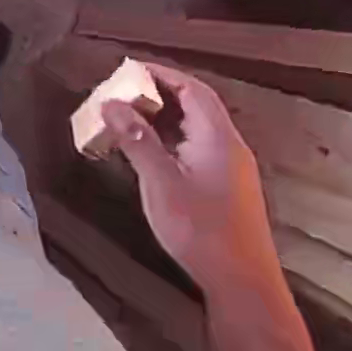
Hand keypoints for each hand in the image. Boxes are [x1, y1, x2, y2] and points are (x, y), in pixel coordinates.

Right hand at [102, 63, 280, 294]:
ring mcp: (228, 167)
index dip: (163, 74)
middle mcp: (228, 147)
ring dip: (159, 115)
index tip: (129, 68)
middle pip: (195, 105)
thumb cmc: (200, 228)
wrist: (241, 282)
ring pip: (193, 126)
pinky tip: (142, 146)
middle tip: (119, 90)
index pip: (193, 91)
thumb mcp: (160, 181)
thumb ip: (136, 139)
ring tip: (123, 114)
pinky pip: (192, 144)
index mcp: (218, 139)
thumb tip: (110, 103)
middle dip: (157, 92)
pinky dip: (166, 135)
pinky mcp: (222, 184)